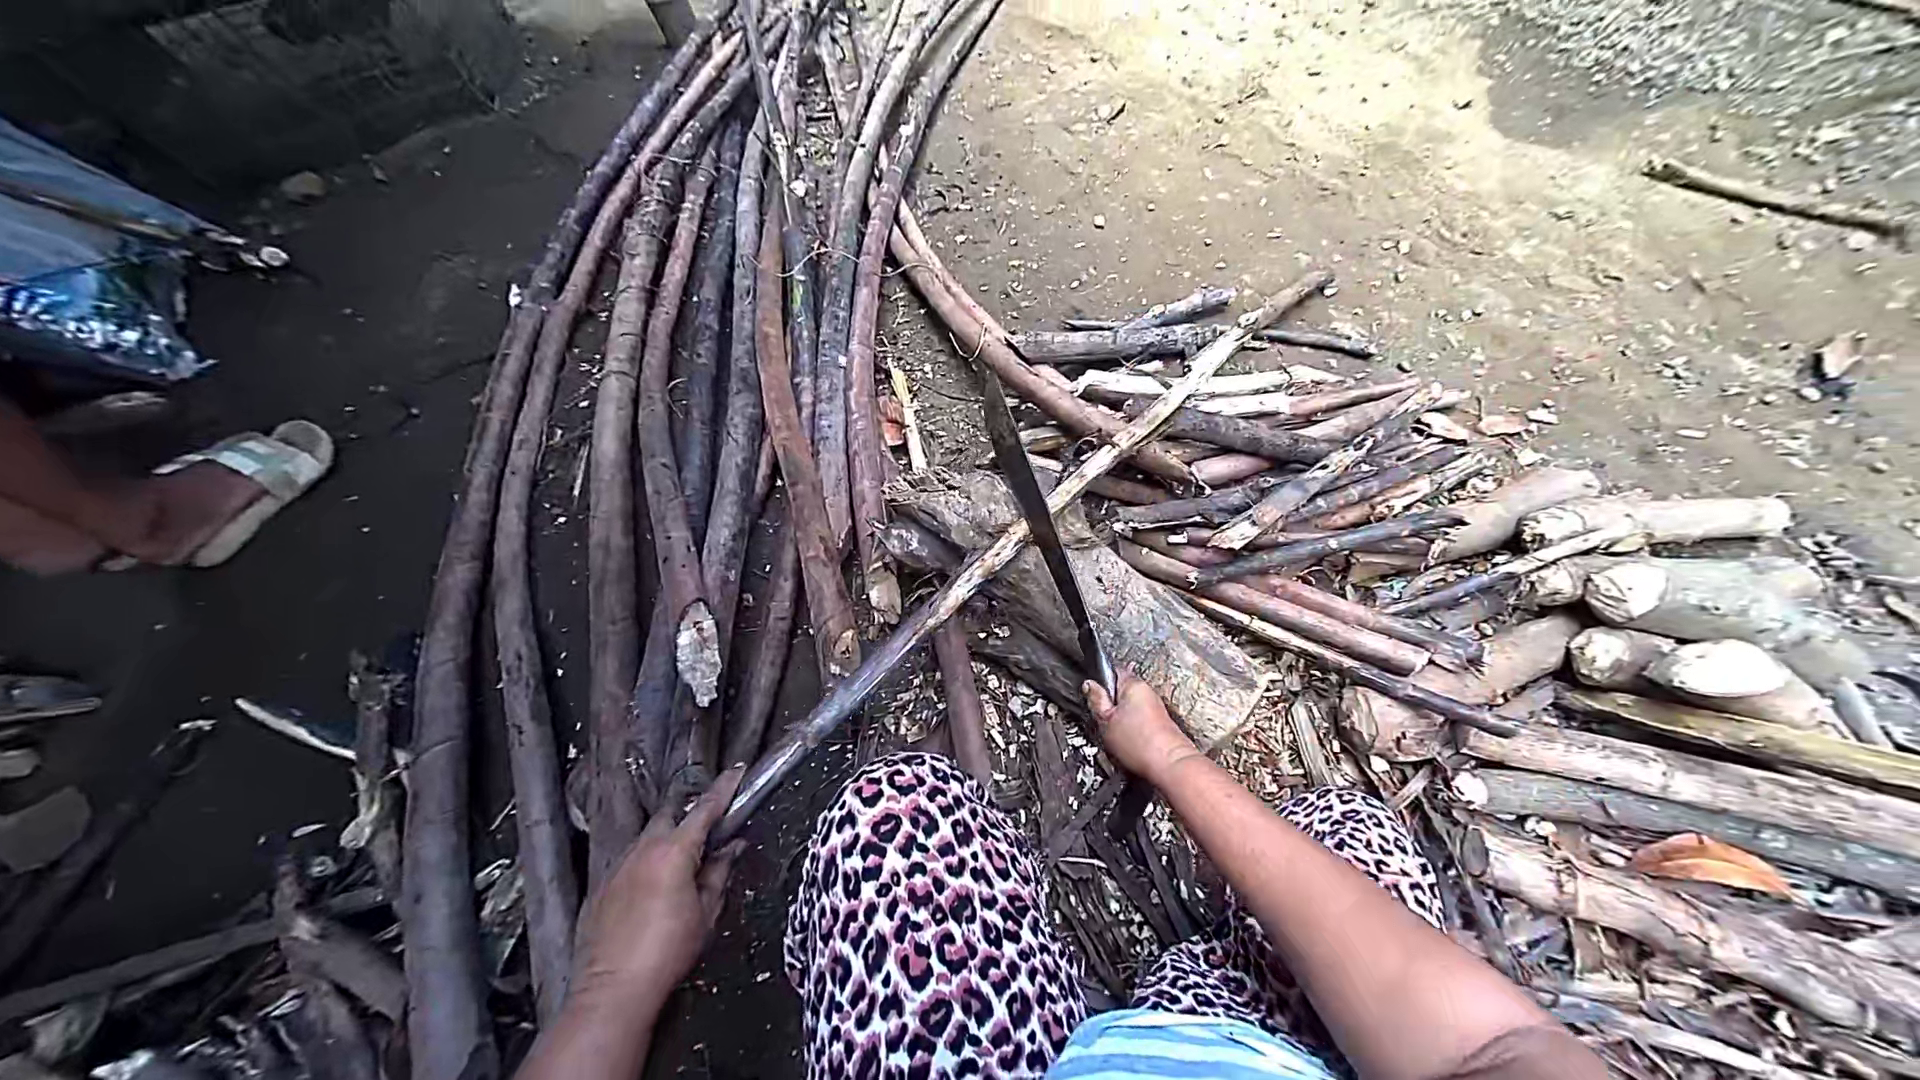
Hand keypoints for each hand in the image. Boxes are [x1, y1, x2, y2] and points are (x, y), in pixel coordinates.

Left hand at [569, 767, 745, 1011]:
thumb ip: (720, 871)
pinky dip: (646, 861)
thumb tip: (733, 847)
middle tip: (709, 830)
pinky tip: (654, 886)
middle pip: (671, 815)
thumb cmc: (668, 951)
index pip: (705, 808)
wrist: (613, 991)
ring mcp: (619, 866)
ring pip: (648, 836)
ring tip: (682, 862)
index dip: (724, 788)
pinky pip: (630, 860)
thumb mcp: (706, 912)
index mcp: (674, 851)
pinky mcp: (602, 886)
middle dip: (690, 815)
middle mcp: (644, 849)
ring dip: (667, 839)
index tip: (736, 771)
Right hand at [1083, 670, 1198, 782]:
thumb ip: (1095, 699)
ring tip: (1118, 735)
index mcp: (1133, 684)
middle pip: (1120, 692)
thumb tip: (1089, 685)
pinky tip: (1130, 742)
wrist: (1170, 766)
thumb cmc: (1141, 745)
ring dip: (1122, 719)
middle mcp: (1147, 692)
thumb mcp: (1104, 721)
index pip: (1112, 671)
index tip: (1094, 698)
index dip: (1099, 684)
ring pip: (1129, 709)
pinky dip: (1133, 730)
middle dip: (1110, 705)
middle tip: (1104, 722)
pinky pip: (1139, 722)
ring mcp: (1156, 708)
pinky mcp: (1161, 724)